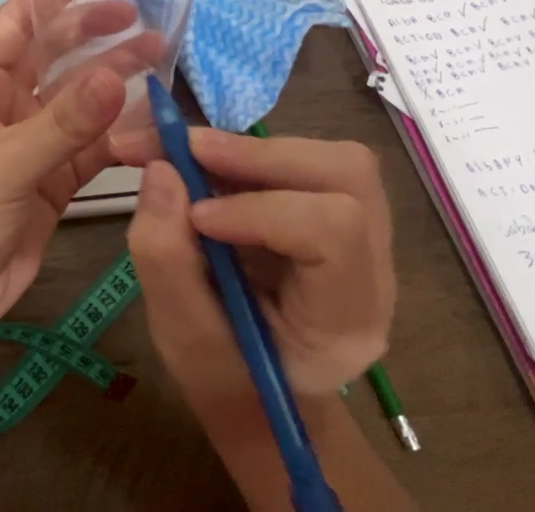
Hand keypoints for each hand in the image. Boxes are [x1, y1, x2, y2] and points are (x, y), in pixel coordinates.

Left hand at [0, 0, 154, 342]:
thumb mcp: (4, 163)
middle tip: (142, 16)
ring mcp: (31, 143)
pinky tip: (154, 118)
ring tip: (160, 57)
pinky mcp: (53, 180)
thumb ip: (63, 123)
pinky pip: (92, 146)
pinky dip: (120, 133)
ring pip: (79, 99)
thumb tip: (118, 76)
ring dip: (115, 79)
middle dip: (93, 32)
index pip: (16, 23)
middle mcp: (4, 105)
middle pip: (53, 55)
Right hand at [117, 131, 394, 411]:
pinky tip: (202, 166)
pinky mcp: (332, 208)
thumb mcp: (181, 334)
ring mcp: (363, 234)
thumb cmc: (222, 372)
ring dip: (250, 148)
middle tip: (182, 148)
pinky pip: (302, 160)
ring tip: (187, 155)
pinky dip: (245, 152)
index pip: (335, 232)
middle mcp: (373, 268)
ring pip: (327, 157)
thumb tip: (161, 168)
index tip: (196, 217)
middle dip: (257, 153)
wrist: (254, 386)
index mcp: (345, 319)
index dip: (261, 209)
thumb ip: (165, 256)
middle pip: (345, 174)